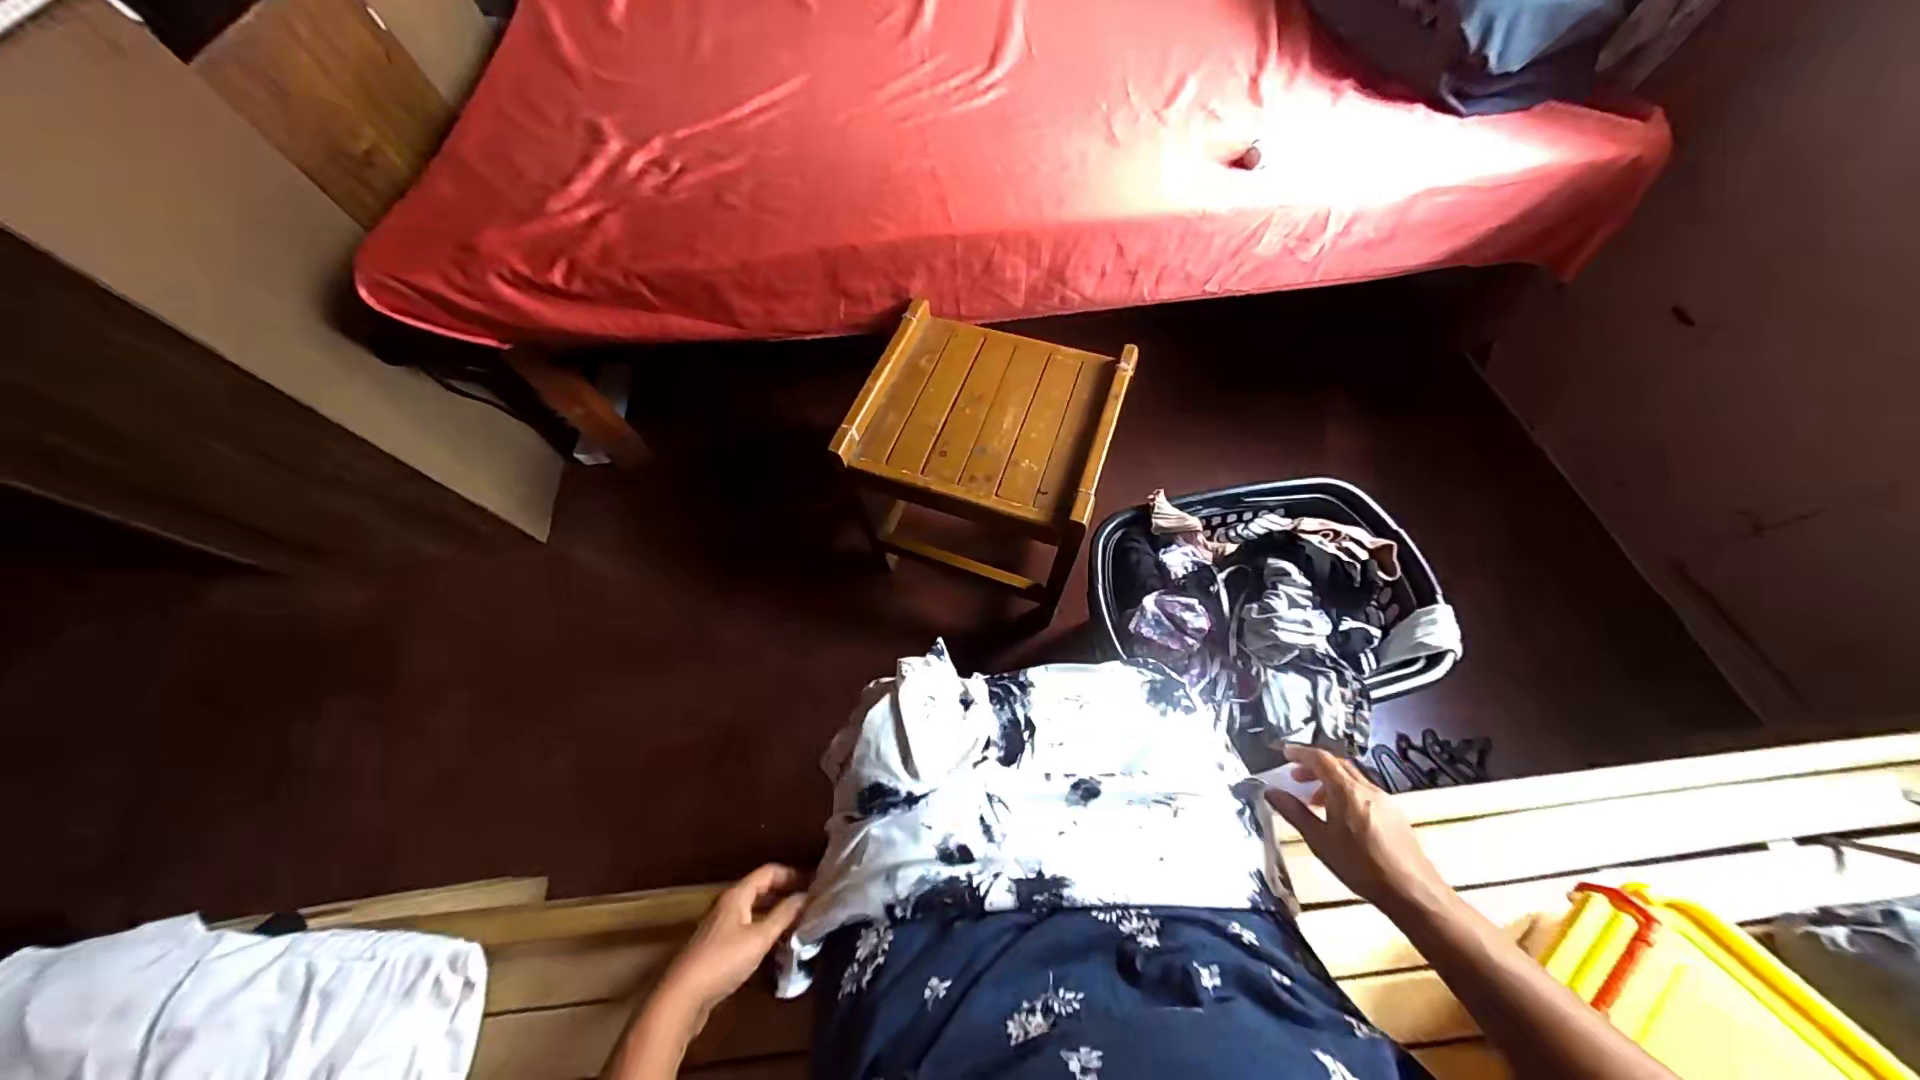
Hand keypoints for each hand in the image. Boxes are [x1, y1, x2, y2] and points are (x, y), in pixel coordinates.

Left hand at [654, 864, 807, 1025]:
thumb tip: (805, 896)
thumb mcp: (759, 938)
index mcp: (737, 895)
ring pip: (754, 908)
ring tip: (798, 921)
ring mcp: (720, 926)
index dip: (792, 874)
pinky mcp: (717, 946)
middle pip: (760, 888)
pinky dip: (764, 927)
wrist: (682, 997)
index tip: (813, 884)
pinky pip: (747, 926)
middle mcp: (728, 904)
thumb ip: (783, 915)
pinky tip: (775, 942)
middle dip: (785, 892)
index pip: (769, 872)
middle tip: (809, 902)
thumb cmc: (723, 961)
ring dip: (775, 911)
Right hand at [1264, 745, 1447, 910]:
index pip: (1321, 759)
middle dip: (1313, 767)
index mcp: (1347, 791)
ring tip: (1314, 801)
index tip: (1285, 754)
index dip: (1300, 753)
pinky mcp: (1395, 815)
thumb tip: (1271, 792)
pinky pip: (1364, 792)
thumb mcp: (1319, 840)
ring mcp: (1385, 801)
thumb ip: (1294, 812)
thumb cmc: (1360, 866)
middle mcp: (1367, 789)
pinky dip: (1345, 793)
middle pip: (1337, 765)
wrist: (1413, 892)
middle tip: (1295, 778)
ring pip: (1352, 779)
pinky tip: (1340, 817)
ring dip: (1329, 781)